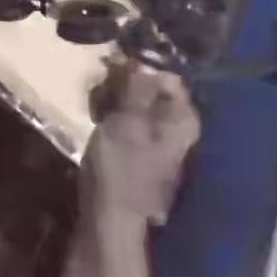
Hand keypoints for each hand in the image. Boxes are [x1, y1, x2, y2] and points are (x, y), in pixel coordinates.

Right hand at [84, 62, 199, 227]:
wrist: (109, 220)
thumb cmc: (121, 168)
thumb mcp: (127, 120)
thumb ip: (137, 85)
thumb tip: (144, 56)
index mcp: (182, 116)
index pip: (164, 73)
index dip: (136, 66)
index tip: (109, 67)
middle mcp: (176, 125)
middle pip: (148, 86)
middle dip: (119, 84)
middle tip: (99, 94)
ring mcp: (157, 139)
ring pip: (132, 102)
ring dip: (110, 99)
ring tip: (94, 110)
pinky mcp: (137, 149)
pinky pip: (125, 120)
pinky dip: (109, 116)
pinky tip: (95, 121)